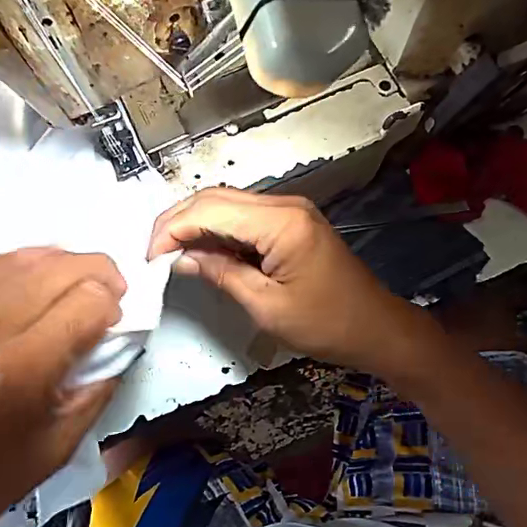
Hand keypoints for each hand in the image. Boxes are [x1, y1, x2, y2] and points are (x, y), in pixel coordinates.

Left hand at [0, 248, 125, 526]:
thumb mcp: (55, 449)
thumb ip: (95, 387)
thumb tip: (115, 342)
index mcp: (20, 369)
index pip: (87, 301)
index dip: (114, 306)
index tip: (117, 321)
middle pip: (58, 267)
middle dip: (98, 272)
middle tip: (112, 291)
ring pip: (20, 258)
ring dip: (60, 263)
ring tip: (78, 280)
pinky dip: (19, 267)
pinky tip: (34, 281)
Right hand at [148, 187, 420, 370]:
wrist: (376, 329)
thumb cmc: (327, 324)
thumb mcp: (265, 305)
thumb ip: (219, 273)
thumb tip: (181, 258)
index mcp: (281, 223)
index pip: (210, 210)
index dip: (172, 230)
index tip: (150, 258)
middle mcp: (284, 206)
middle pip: (213, 197)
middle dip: (175, 221)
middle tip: (152, 253)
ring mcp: (287, 211)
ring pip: (223, 203)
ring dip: (191, 223)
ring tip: (167, 252)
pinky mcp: (287, 223)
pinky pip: (239, 216)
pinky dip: (212, 229)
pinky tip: (197, 250)